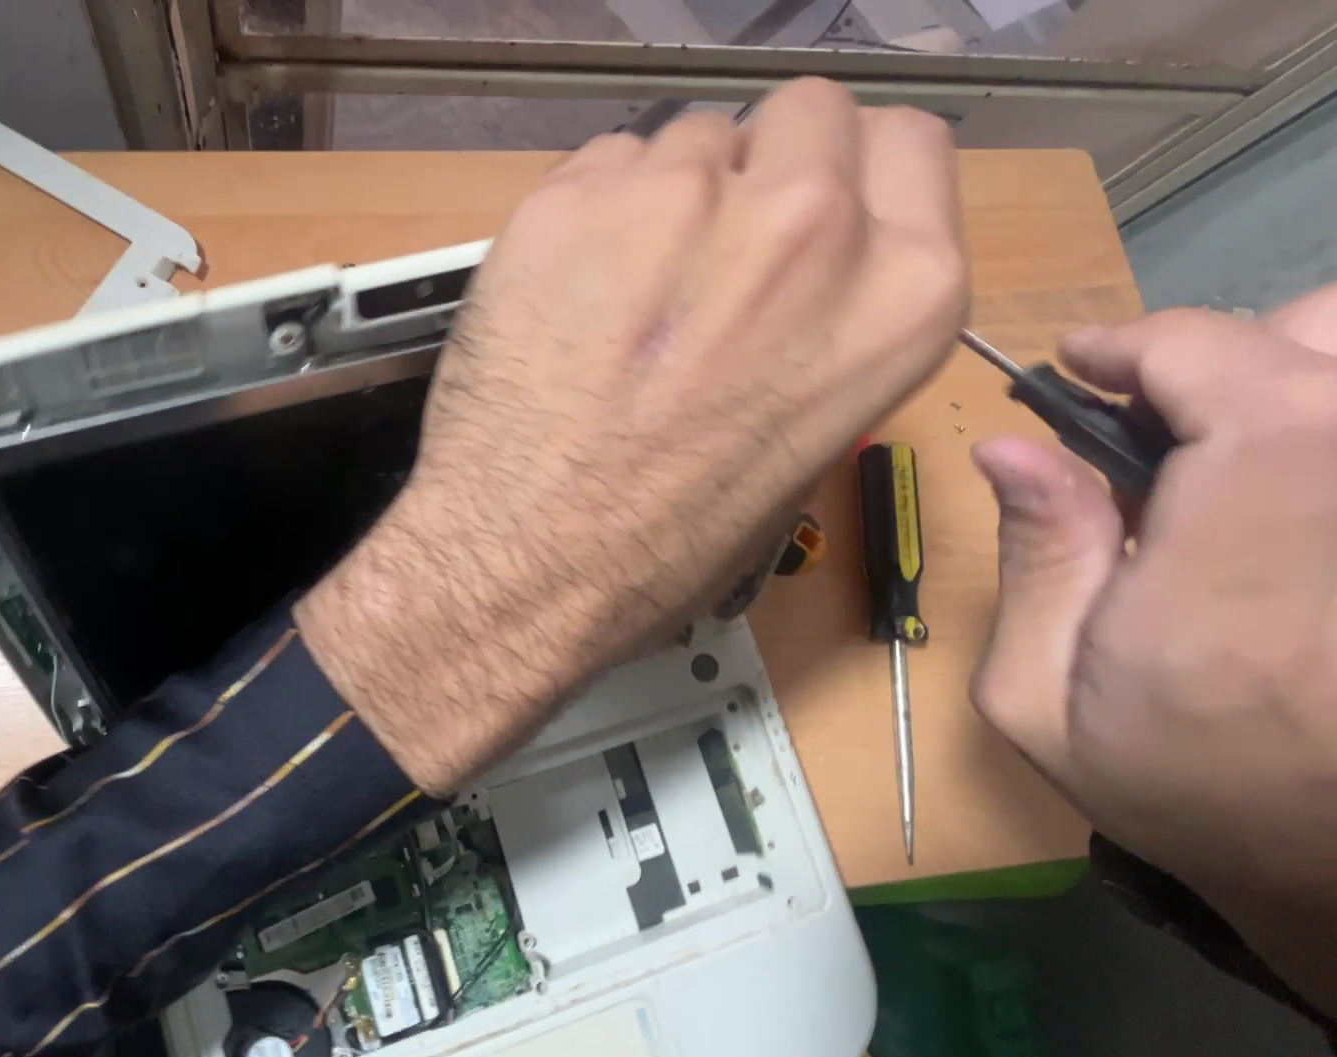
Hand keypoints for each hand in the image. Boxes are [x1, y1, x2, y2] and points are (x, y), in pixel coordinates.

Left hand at [297, 79, 967, 795]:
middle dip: (757, 169)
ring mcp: (679, 202)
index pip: (905, 145)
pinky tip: (561, 293)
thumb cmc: (666, 544)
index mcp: (899, 295)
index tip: (797, 202)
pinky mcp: (569, 204)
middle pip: (802, 116)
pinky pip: (597, 166)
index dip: (847, 169)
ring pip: (688, 141)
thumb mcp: (803, 447)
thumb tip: (788, 288)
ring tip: (617, 292)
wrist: (528, 564)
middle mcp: (806, 224)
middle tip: (700, 249)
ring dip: (664, 197)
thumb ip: (821, 334)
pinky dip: (586, 214)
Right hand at [971, 291, 1336, 1011]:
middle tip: (1155, 414)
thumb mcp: (1039, 693)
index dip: (1148, 344)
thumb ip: (1036, 558)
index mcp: (1247, 565)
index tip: (1079, 363)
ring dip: (1290, 380)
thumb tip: (1011, 445)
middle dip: (1231, 351)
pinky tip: (1273, 487)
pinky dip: (1313, 428)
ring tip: (1223, 443)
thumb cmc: (1170, 784)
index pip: (1236, 376)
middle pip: (1336, 343)